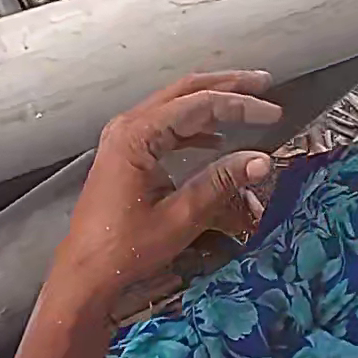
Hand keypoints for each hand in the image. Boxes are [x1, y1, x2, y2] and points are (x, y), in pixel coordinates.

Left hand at [49, 72, 282, 306]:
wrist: (85, 273)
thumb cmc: (125, 248)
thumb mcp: (180, 217)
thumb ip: (221, 183)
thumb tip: (262, 160)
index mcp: (136, 137)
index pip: (199, 105)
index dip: (240, 106)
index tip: (273, 113)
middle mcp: (127, 127)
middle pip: (184, 91)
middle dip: (227, 86)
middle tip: (263, 83)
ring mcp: (124, 138)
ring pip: (175, 105)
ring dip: (212, 102)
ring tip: (247, 102)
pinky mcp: (126, 154)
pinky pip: (166, 127)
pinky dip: (195, 127)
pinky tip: (217, 138)